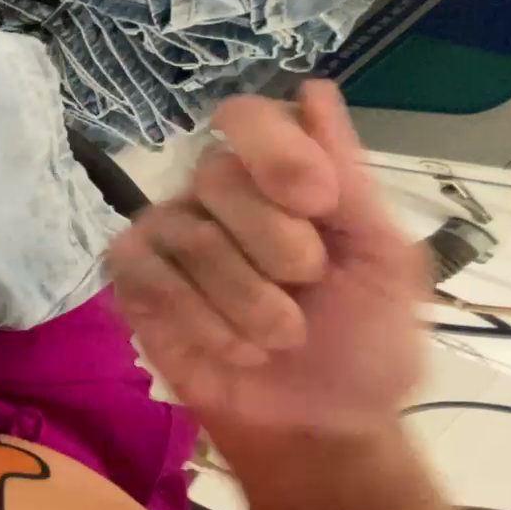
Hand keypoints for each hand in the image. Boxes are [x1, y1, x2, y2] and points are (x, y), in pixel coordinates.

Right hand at [106, 81, 427, 437]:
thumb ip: (347, 178)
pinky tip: (231, 346)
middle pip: (218, 177)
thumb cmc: (359, 339)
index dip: (276, 152)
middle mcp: (207, 197)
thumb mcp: (383, 258)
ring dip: (250, 301)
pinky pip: (152, 276)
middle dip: (278, 245)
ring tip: (276, 337)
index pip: (245, 118)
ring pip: (190, 236)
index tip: (316, 203)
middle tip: (305, 288)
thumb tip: (314, 89)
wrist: (314, 420)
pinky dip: (204, 320)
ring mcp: (159, 235)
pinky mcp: (127, 277)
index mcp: (272, 181)